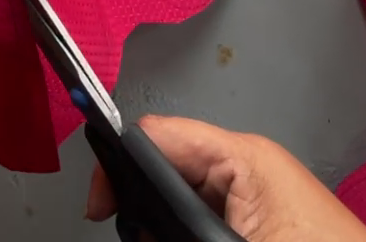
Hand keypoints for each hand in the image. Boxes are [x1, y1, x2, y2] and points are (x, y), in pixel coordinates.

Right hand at [86, 116, 365, 241]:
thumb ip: (178, 225)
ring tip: (156, 240)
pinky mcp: (268, 218)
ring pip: (185, 193)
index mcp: (243, 155)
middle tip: (135, 238)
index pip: (155, 134)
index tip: (98, 206)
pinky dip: (190, 229)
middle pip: (165, 166)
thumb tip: (137, 223)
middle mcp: (249, 164)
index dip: (117, 163)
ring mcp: (261, 192)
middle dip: (142, 204)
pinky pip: (213, 210)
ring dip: (165, 222)